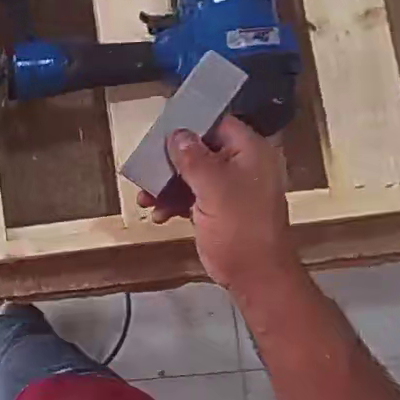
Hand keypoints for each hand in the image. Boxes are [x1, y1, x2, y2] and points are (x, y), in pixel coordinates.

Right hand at [137, 115, 299, 292]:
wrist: (254, 275)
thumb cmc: (239, 226)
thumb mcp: (213, 186)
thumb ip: (193, 157)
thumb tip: (177, 134)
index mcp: (250, 151)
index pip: (218, 124)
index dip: (191, 125)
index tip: (162, 132)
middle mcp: (243, 165)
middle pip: (201, 150)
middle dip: (171, 161)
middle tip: (146, 167)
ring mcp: (231, 189)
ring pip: (193, 176)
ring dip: (167, 185)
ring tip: (145, 198)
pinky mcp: (220, 211)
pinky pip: (193, 197)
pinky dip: (175, 203)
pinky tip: (158, 214)